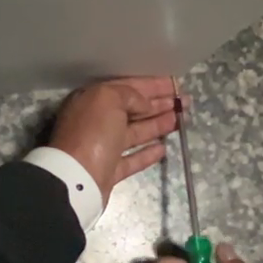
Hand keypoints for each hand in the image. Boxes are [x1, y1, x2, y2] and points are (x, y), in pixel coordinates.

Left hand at [47, 77, 179, 206]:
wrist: (77, 178)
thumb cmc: (93, 131)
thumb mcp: (109, 99)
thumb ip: (130, 95)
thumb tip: (145, 104)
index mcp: (93, 99)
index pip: (127, 87)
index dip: (152, 85)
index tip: (175, 84)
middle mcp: (97, 121)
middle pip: (133, 109)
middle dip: (159, 104)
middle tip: (185, 102)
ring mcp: (103, 147)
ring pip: (135, 132)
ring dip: (157, 125)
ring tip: (181, 120)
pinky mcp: (110, 170)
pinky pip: (132, 158)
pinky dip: (147, 153)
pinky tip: (164, 148)